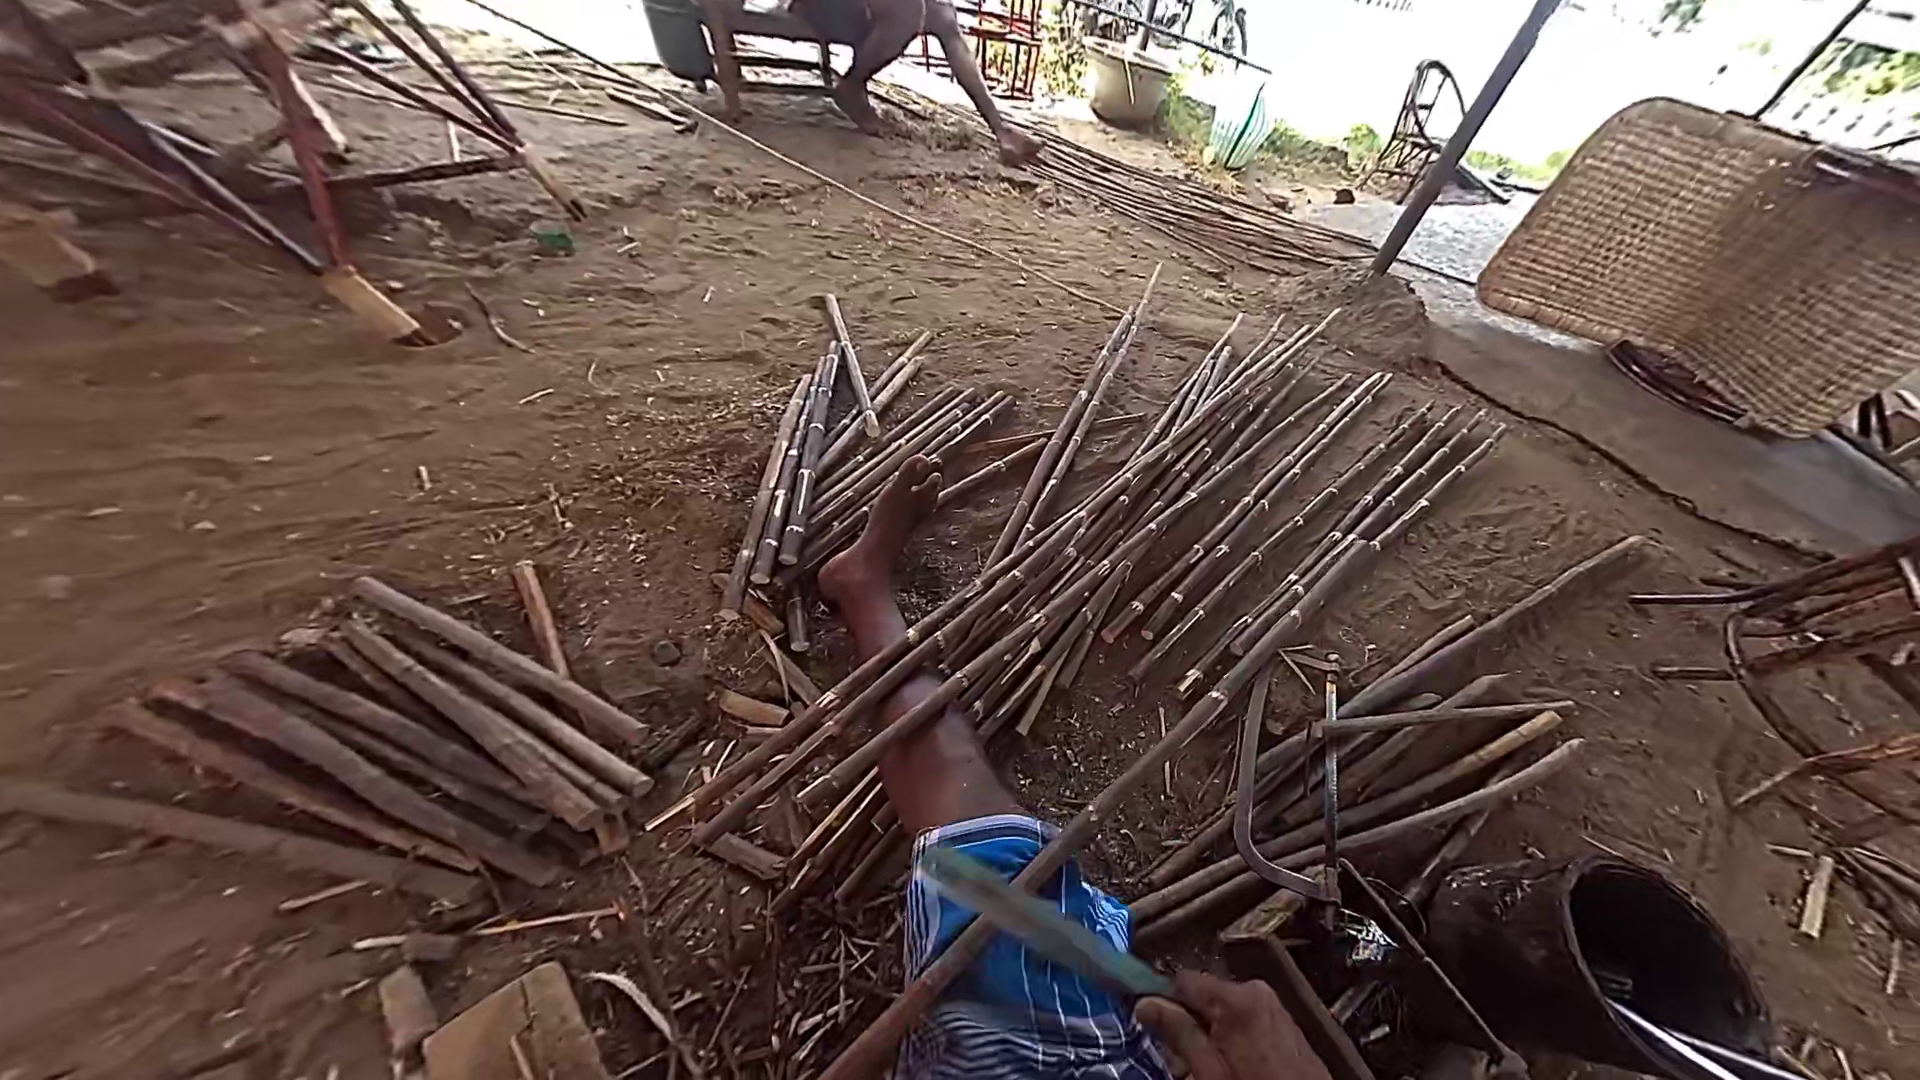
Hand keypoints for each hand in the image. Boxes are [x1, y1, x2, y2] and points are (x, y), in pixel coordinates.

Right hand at [1134, 971, 1332, 1079]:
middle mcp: (1256, 992)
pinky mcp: (1287, 1026)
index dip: (1163, 1000)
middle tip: (1182, 1061)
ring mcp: (1275, 1008)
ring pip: (1224, 1009)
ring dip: (1210, 1032)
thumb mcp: (1211, 1075)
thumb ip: (1178, 1033)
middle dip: (1189, 1022)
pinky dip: (1233, 1037)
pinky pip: (1246, 1019)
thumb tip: (1144, 1003)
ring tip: (1211, 1070)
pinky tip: (1236, 1069)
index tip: (1152, 1023)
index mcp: (1236, 998)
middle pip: (1204, 995)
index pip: (1182, 980)